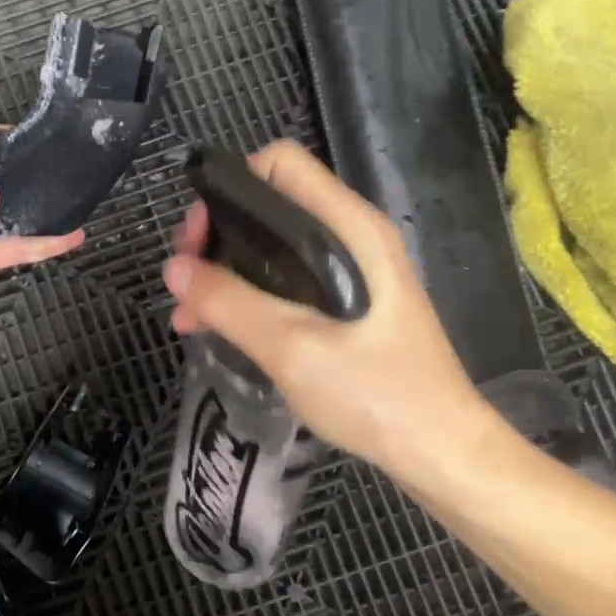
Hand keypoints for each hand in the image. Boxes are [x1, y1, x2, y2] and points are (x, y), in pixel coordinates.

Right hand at [163, 140, 490, 478]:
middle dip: (218, 232)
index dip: (231, 185)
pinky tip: (219, 327)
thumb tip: (172, 268)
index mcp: (349, 227)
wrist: (443, 453)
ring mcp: (353, 267)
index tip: (200, 235)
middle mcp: (352, 234)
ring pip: (271, 241)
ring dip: (226, 268)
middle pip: (268, 201)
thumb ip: (228, 302)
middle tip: (187, 277)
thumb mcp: (290, 347)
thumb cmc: (376, 393)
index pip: (279, 162)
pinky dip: (249, 291)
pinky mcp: (349, 299)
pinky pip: (285, 275)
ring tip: (190, 313)